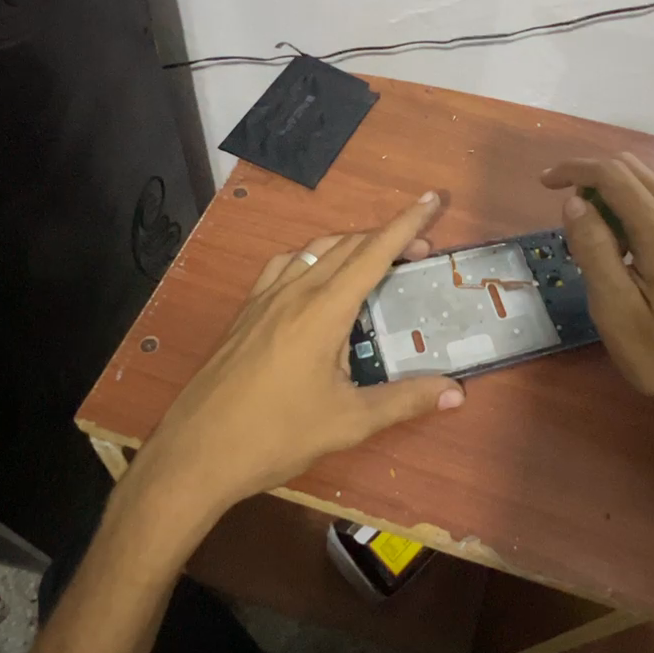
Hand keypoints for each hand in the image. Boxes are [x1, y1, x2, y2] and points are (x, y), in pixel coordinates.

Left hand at [125, 192, 465, 512]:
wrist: (195, 454)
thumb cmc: (276, 436)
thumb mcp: (349, 422)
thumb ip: (405, 400)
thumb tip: (458, 391)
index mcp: (324, 311)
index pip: (374, 253)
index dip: (407, 223)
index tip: (431, 198)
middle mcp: (294, 292)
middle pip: (348, 245)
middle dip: (388, 237)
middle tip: (422, 249)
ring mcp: (264, 299)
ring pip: (315, 251)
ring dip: (351, 245)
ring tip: (375, 260)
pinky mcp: (246, 312)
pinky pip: (285, 266)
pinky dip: (313, 259)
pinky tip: (315, 280)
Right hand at [542, 155, 653, 423]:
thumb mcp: (615, 310)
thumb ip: (594, 250)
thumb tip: (573, 203)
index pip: (612, 174)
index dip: (574, 170)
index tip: (544, 184)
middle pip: (631, 170)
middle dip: (591, 180)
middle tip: (567, 221)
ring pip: (645, 185)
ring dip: (610, 198)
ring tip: (591, 244)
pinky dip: (630, 212)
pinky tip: (621, 252)